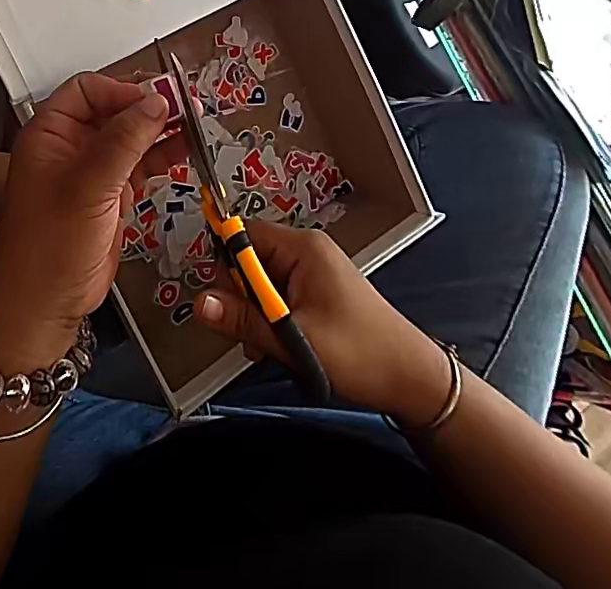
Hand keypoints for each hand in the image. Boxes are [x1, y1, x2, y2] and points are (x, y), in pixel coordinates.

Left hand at [0, 74, 169, 369]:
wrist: (45, 304)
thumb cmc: (49, 247)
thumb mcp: (87, 186)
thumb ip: (124, 140)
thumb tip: (157, 102)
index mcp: (51, 133)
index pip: (89, 90)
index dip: (123, 90)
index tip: (155, 100)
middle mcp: (72, 146)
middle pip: (115, 110)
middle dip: (149, 106)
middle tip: (184, 104)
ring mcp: (94, 169)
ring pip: (133, 136)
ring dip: (163, 128)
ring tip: (194, 121)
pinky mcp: (113, 193)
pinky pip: (142, 163)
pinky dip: (164, 155)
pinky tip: (186, 148)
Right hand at [192, 220, 453, 427]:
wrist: (409, 377)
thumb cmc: (360, 352)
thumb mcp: (294, 338)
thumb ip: (244, 319)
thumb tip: (201, 302)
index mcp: (304, 248)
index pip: (246, 234)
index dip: (226, 262)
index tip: (220, 296)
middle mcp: (308, 252)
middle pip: (251, 260)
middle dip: (243, 298)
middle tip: (252, 332)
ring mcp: (314, 272)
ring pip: (263, 284)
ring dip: (258, 315)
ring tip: (273, 346)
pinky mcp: (318, 291)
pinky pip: (280, 297)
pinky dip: (274, 320)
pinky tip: (283, 346)